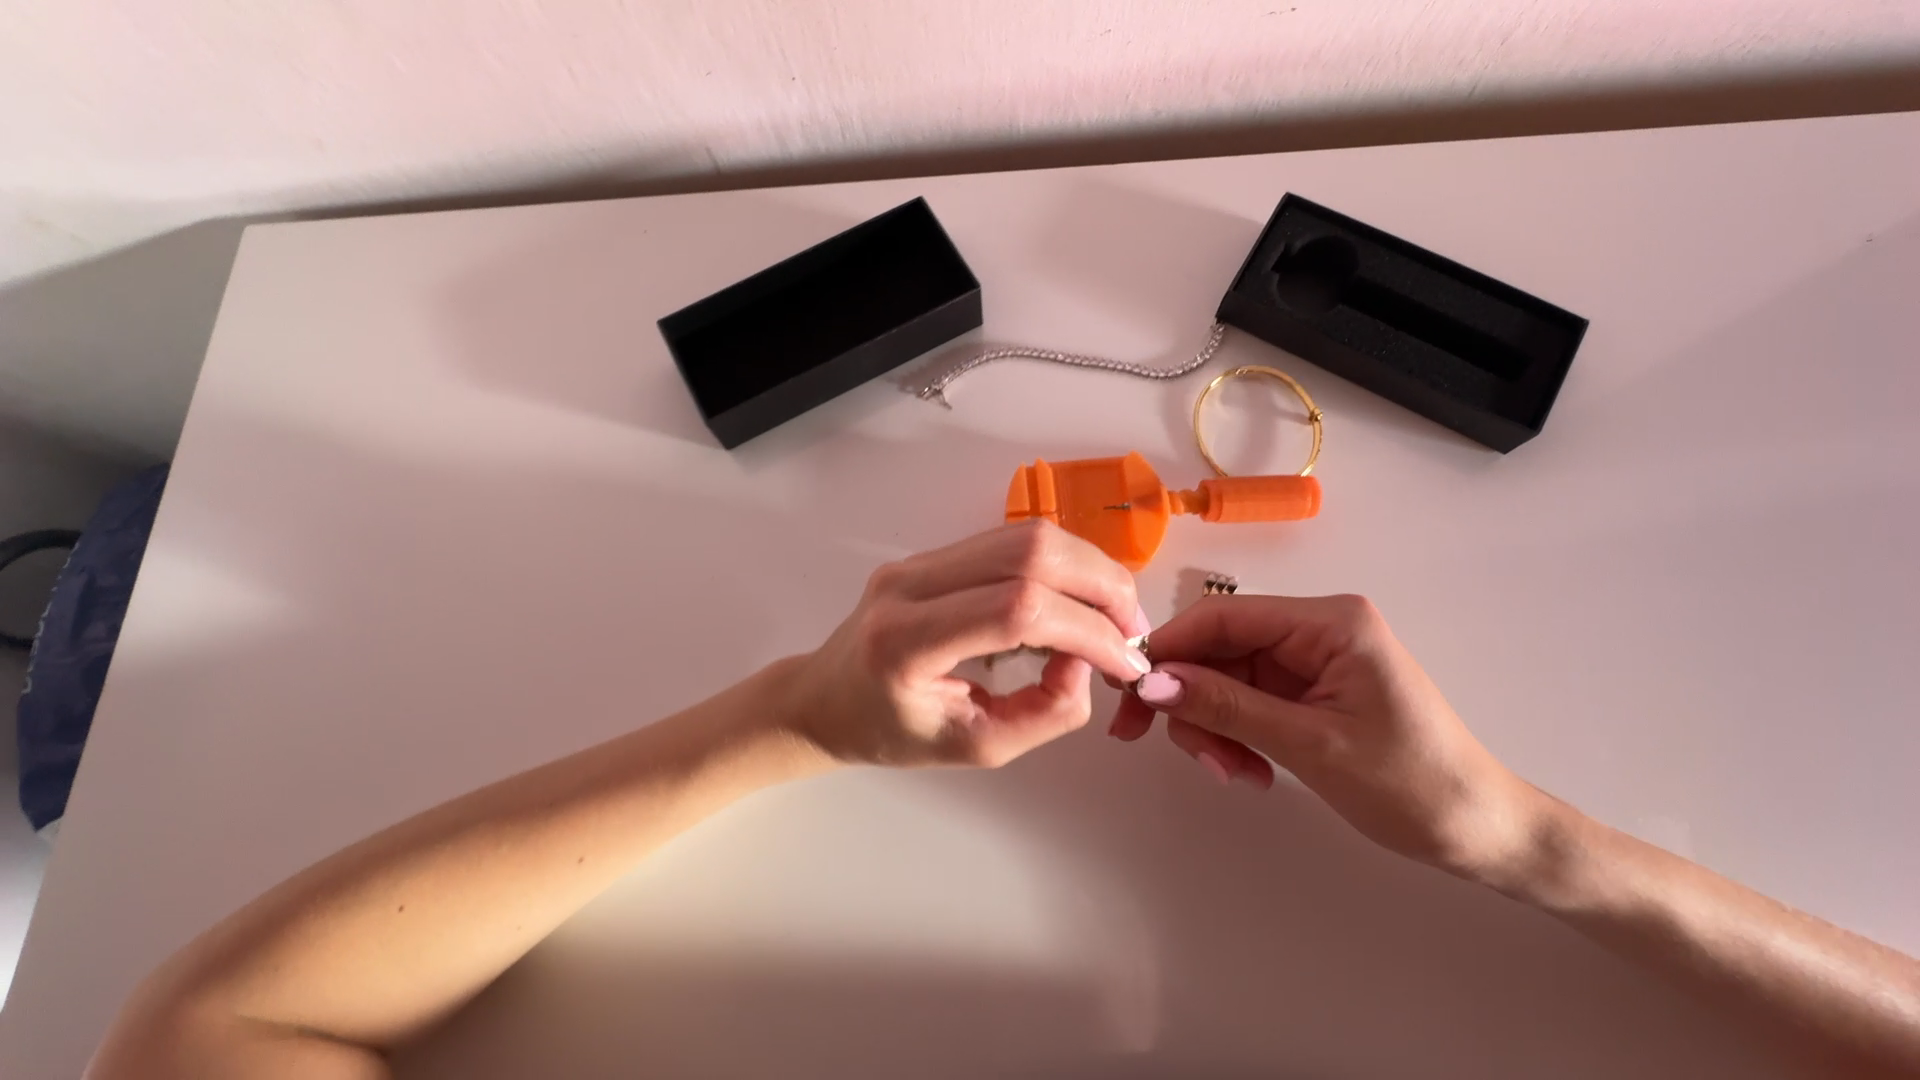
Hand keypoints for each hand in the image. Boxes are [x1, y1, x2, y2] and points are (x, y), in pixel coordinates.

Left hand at [790, 522, 1151, 768]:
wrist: (827, 697)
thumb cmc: (891, 733)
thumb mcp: (973, 748)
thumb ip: (1043, 713)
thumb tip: (1088, 662)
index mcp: (906, 642)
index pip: (1016, 609)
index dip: (1087, 630)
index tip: (1125, 664)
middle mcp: (910, 584)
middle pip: (1028, 551)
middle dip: (1100, 585)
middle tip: (1132, 630)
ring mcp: (920, 560)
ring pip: (1026, 534)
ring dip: (1087, 569)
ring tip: (1113, 615)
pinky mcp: (935, 553)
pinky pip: (1012, 540)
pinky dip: (1062, 564)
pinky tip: (1076, 600)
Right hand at [1111, 594, 1548, 882]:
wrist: (1482, 833)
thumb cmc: (1411, 784)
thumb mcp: (1310, 745)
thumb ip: (1225, 706)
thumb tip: (1149, 683)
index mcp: (1327, 622)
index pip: (1221, 617)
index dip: (1167, 650)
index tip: (1127, 695)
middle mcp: (1314, 630)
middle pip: (1217, 650)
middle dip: (1191, 701)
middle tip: (1186, 756)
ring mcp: (1309, 662)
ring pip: (1224, 680)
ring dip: (1213, 727)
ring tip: (1232, 774)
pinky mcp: (1307, 692)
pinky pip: (1245, 702)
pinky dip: (1234, 736)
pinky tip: (1248, 771)